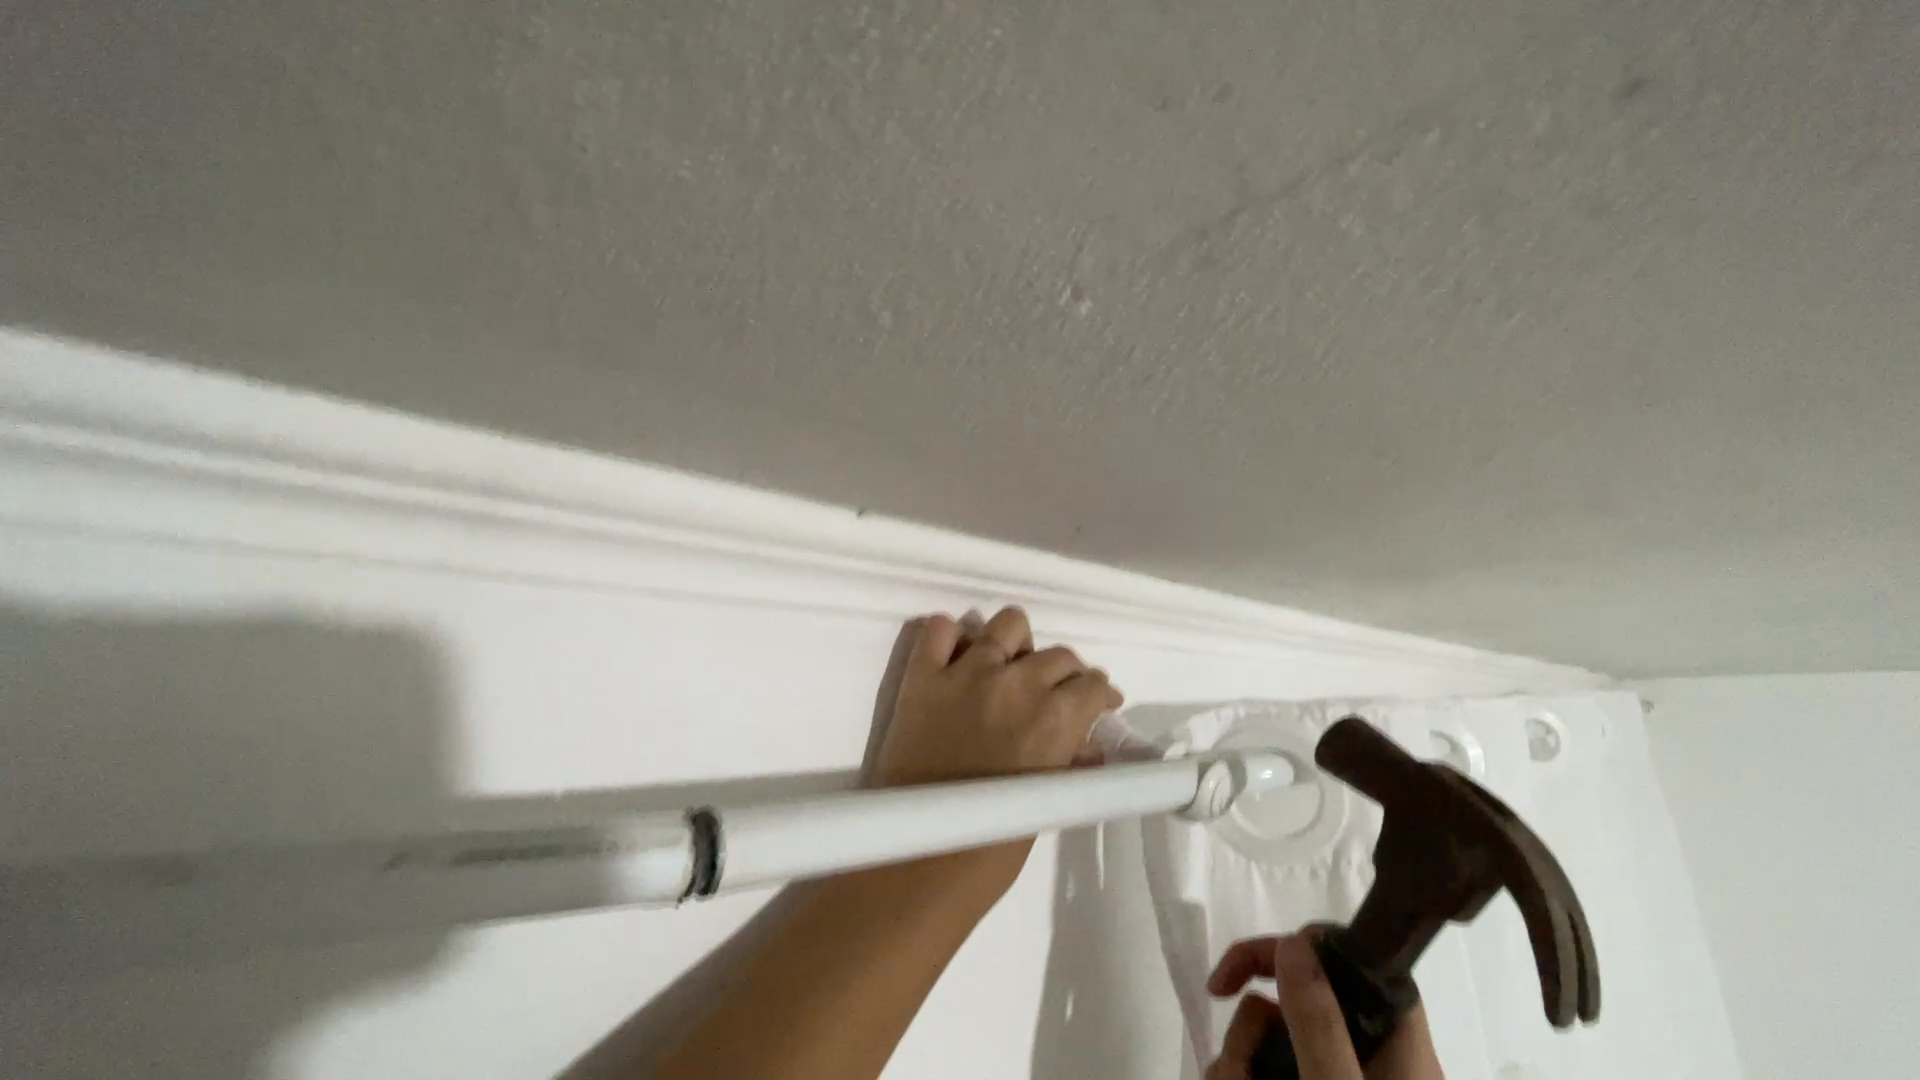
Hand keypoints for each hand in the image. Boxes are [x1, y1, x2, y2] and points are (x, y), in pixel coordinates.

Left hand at [871, 607, 1123, 895]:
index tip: (1099, 703)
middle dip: (1065, 674)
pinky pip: (938, 629)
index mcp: (1056, 717)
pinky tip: (956, 658)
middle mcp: (1016, 682)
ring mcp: (965, 674)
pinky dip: (950, 638)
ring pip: (1006, 624)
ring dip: (1016, 643)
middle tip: (1056, 694)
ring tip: (1010, 665)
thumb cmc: (992, 849)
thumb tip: (1088, 745)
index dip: (1100, 694)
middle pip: (1057, 654)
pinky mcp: (921, 678)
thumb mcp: (1046, 803)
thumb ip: (1070, 764)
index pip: (1093, 682)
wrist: (916, 862)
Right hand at [1206, 932, 1444, 1079]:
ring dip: (1238, 1058)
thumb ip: (1319, 1025)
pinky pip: (1262, 1067)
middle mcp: (1367, 1055)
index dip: (1300, 949)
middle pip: (1296, 998)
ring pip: (1268, 1036)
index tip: (1254, 967)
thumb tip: (1292, 944)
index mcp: (1397, 1042)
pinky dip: (1240, 1074)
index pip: (1354, 959)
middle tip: (1234, 1057)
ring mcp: (1334, 1075)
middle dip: (1249, 1025)